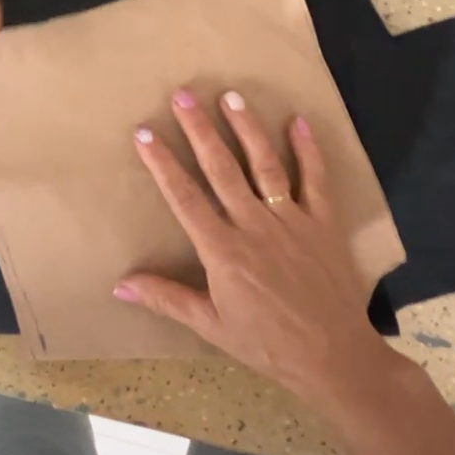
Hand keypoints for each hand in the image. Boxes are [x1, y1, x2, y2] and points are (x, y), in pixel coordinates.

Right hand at [114, 89, 394, 404]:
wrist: (336, 360)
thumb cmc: (266, 343)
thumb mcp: (210, 326)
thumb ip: (166, 298)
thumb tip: (119, 284)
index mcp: (222, 250)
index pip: (184, 197)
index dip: (162, 163)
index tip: (144, 132)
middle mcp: (254, 226)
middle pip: (221, 169)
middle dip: (200, 129)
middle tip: (183, 95)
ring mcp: (291, 221)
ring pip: (264, 165)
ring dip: (246, 128)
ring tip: (231, 95)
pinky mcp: (324, 224)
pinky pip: (316, 180)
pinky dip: (309, 150)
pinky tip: (299, 121)